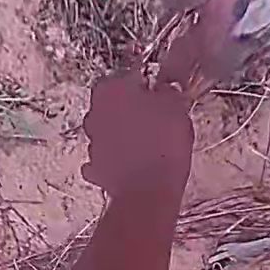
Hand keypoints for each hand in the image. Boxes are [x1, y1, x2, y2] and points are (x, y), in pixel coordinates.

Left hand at [81, 74, 192, 198]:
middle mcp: (95, 114)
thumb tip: (166, 91)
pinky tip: (130, 165)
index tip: (156, 94)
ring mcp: (93, 144)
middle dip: (128, 111)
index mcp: (111, 90)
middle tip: (152, 119)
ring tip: (146, 145)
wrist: (149, 192)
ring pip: (106, 133)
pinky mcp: (97, 171)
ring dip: (121, 136)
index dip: (144, 87)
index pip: (127, 77)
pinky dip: (114, 163)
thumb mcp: (176, 108)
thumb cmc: (162, 147)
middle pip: (112, 105)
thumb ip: (167, 93)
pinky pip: (104, 161)